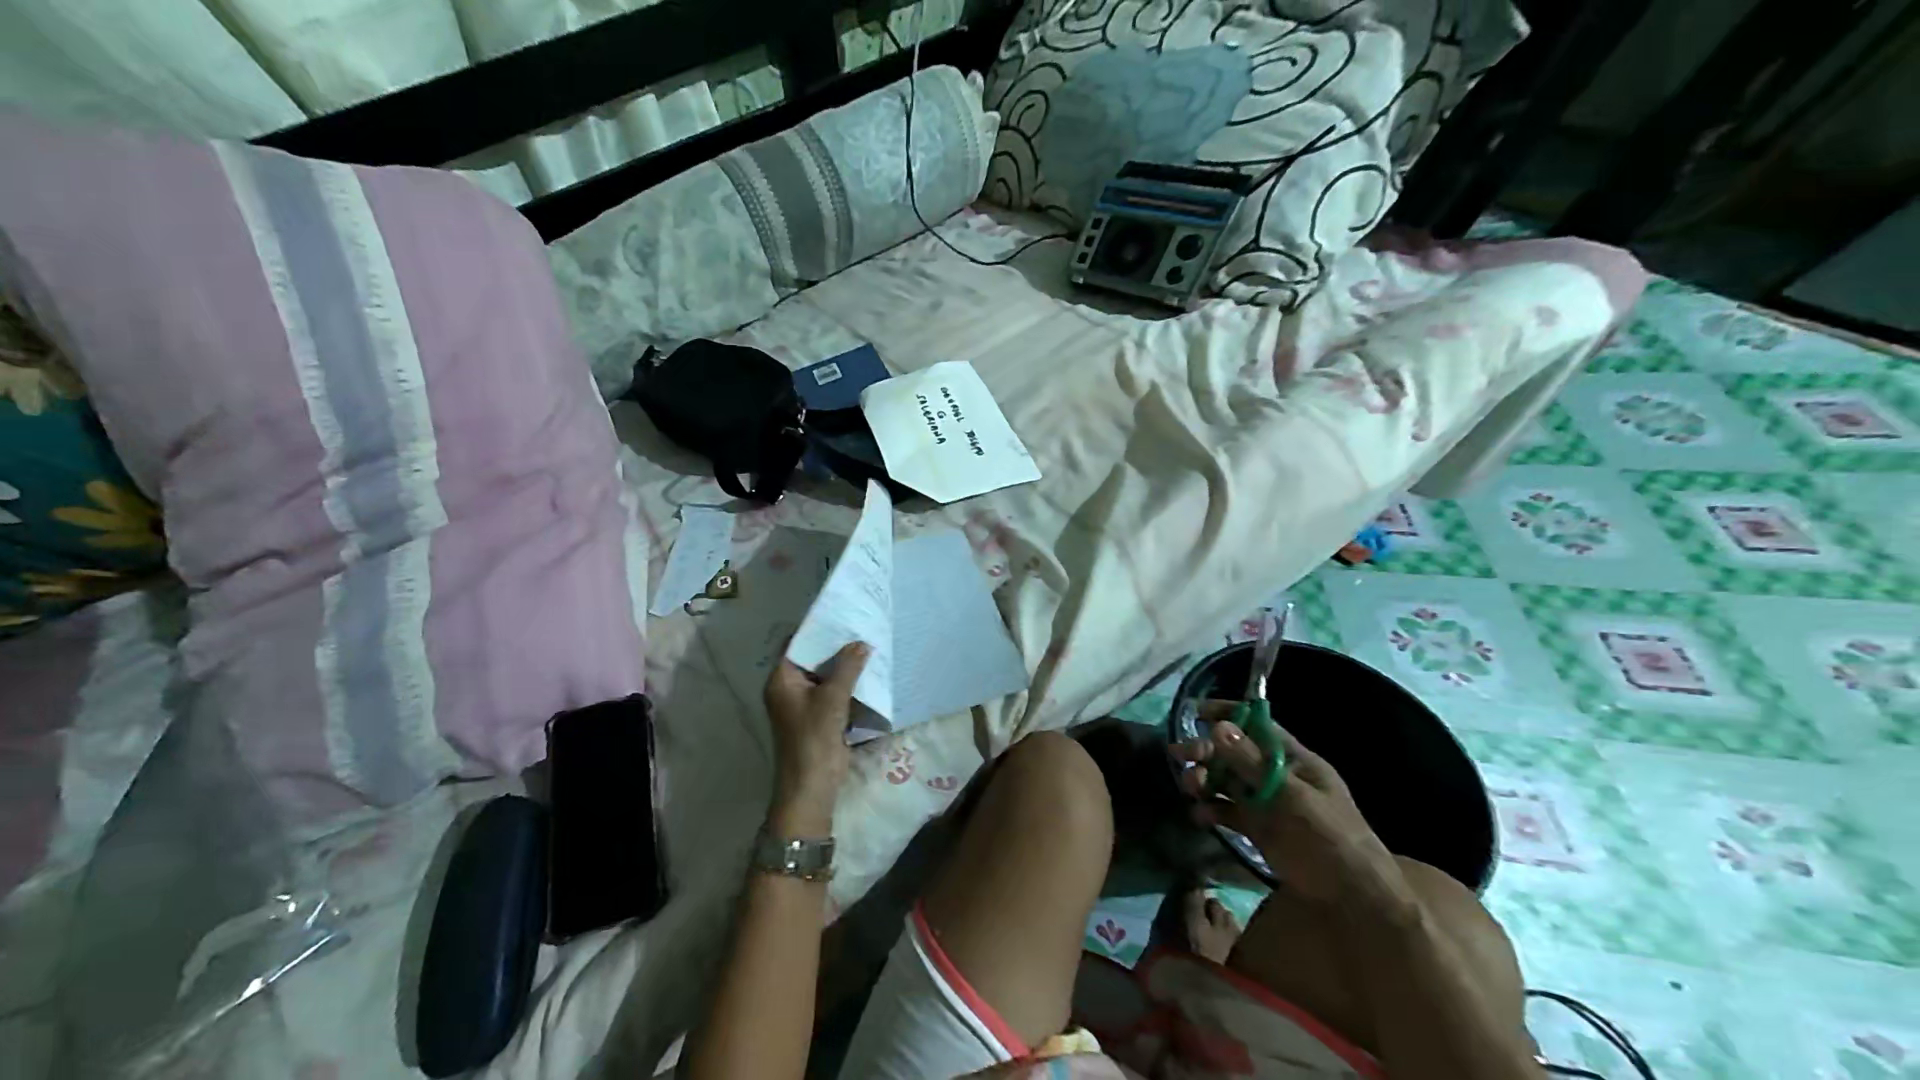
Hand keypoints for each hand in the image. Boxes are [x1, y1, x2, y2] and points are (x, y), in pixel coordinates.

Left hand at [764, 642, 870, 819]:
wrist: (811, 785)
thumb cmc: (814, 737)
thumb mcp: (833, 698)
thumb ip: (848, 667)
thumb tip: (862, 643)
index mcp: (781, 679)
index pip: (795, 644)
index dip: (816, 629)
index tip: (840, 615)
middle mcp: (788, 688)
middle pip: (811, 659)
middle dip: (835, 646)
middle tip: (860, 628)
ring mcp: (802, 704)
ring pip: (824, 676)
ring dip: (843, 666)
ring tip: (867, 646)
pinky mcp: (818, 717)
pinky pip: (831, 693)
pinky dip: (846, 684)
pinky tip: (867, 674)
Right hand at [1172, 703, 1414, 916]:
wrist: (1352, 899)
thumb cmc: (1329, 838)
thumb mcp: (1292, 797)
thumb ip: (1252, 763)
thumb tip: (1218, 726)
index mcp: (1293, 761)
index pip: (1257, 726)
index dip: (1228, 715)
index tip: (1195, 711)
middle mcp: (1276, 777)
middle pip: (1234, 754)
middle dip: (1206, 751)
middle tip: (1180, 755)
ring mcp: (1267, 804)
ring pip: (1227, 782)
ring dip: (1205, 780)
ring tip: (1190, 787)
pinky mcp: (1258, 830)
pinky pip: (1228, 811)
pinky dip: (1211, 810)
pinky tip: (1200, 816)